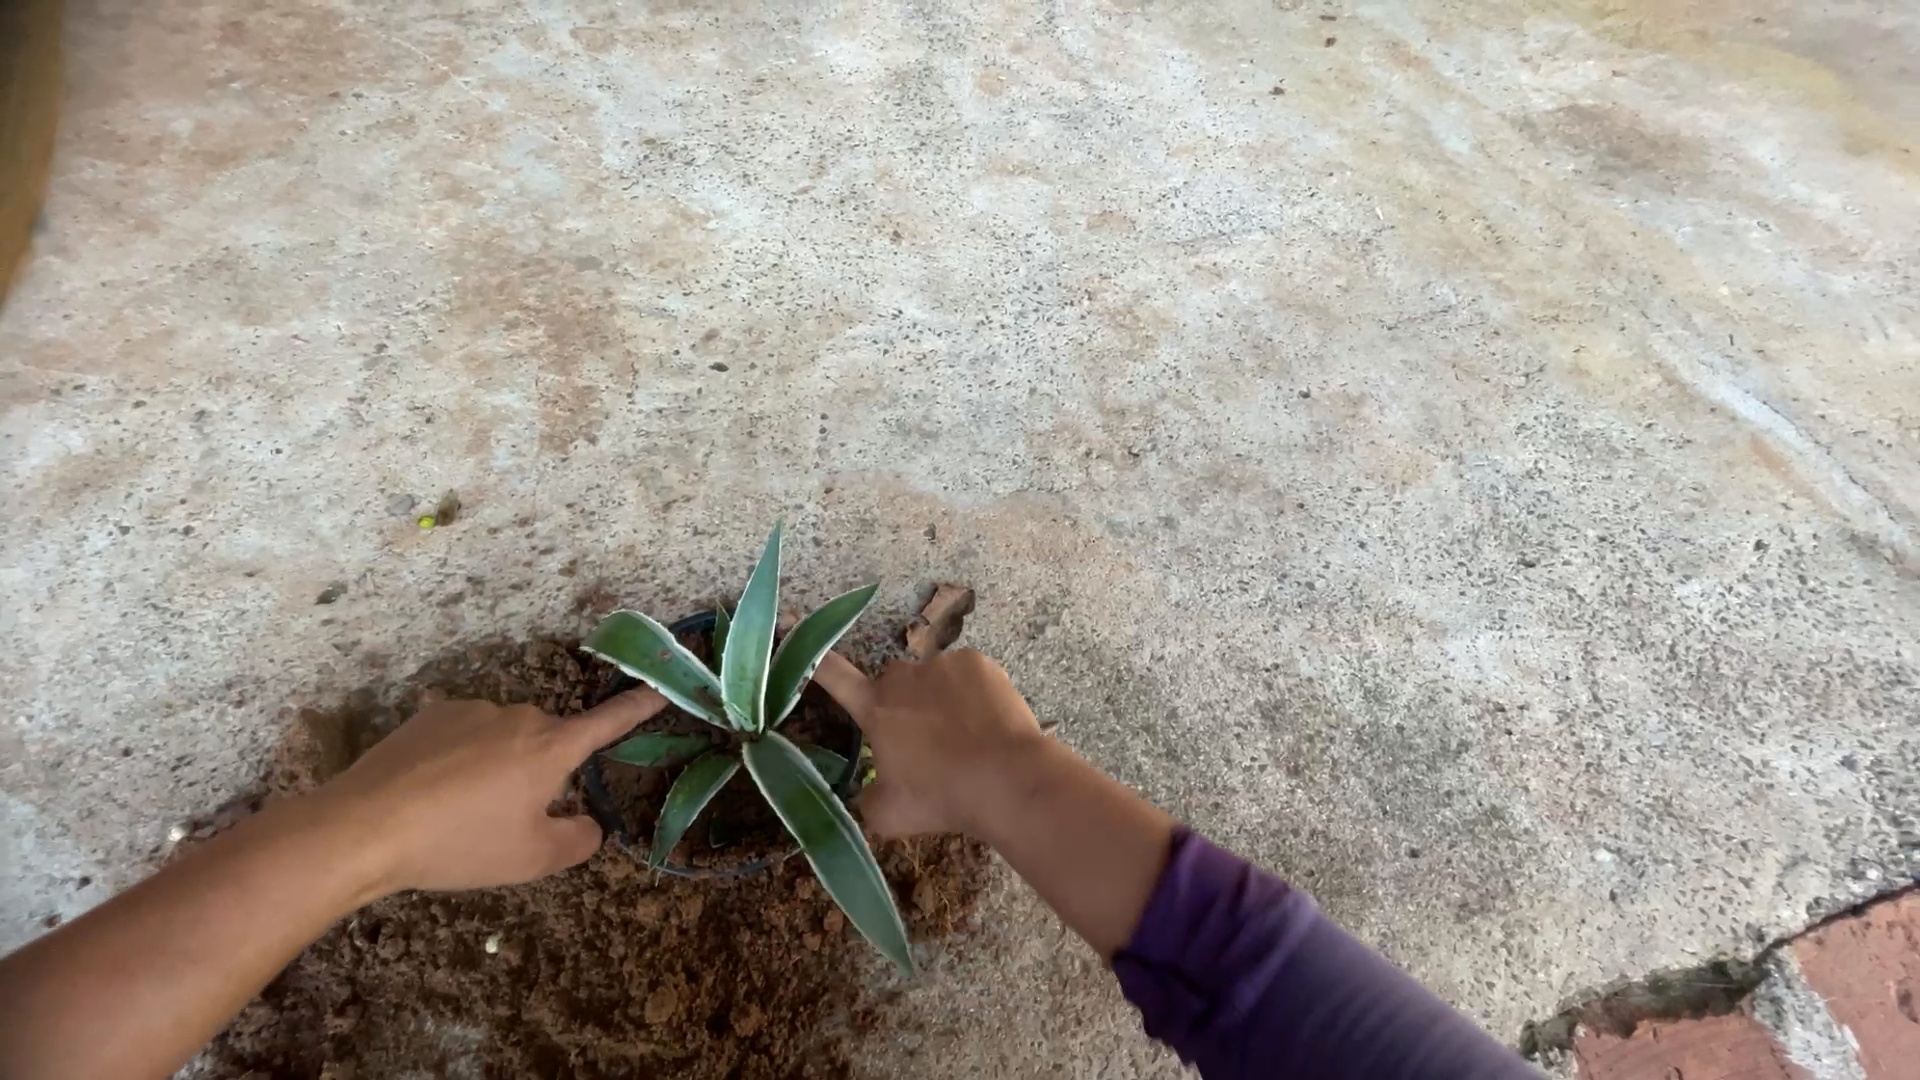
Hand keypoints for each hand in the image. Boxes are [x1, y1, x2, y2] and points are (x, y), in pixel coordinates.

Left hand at [309, 690, 665, 895]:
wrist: (358, 830)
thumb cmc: (459, 844)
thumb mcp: (531, 859)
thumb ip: (578, 842)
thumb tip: (592, 826)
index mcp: (554, 747)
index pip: (611, 720)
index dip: (640, 705)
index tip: (661, 689)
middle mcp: (522, 717)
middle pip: (548, 742)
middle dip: (538, 771)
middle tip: (505, 817)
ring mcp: (475, 710)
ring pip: (504, 738)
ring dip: (496, 764)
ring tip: (455, 808)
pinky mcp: (432, 714)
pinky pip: (464, 732)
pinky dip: (458, 756)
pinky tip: (428, 789)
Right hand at [812, 649, 1045, 836]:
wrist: (1007, 779)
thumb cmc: (943, 797)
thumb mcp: (890, 814)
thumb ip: (867, 798)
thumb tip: (868, 792)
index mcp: (876, 707)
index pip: (834, 676)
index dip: (815, 659)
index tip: (793, 629)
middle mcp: (904, 677)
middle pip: (893, 684)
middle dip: (902, 704)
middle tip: (926, 740)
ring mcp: (943, 665)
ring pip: (933, 679)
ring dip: (940, 700)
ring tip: (965, 737)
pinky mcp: (979, 663)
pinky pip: (967, 676)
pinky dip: (972, 694)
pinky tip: (986, 724)